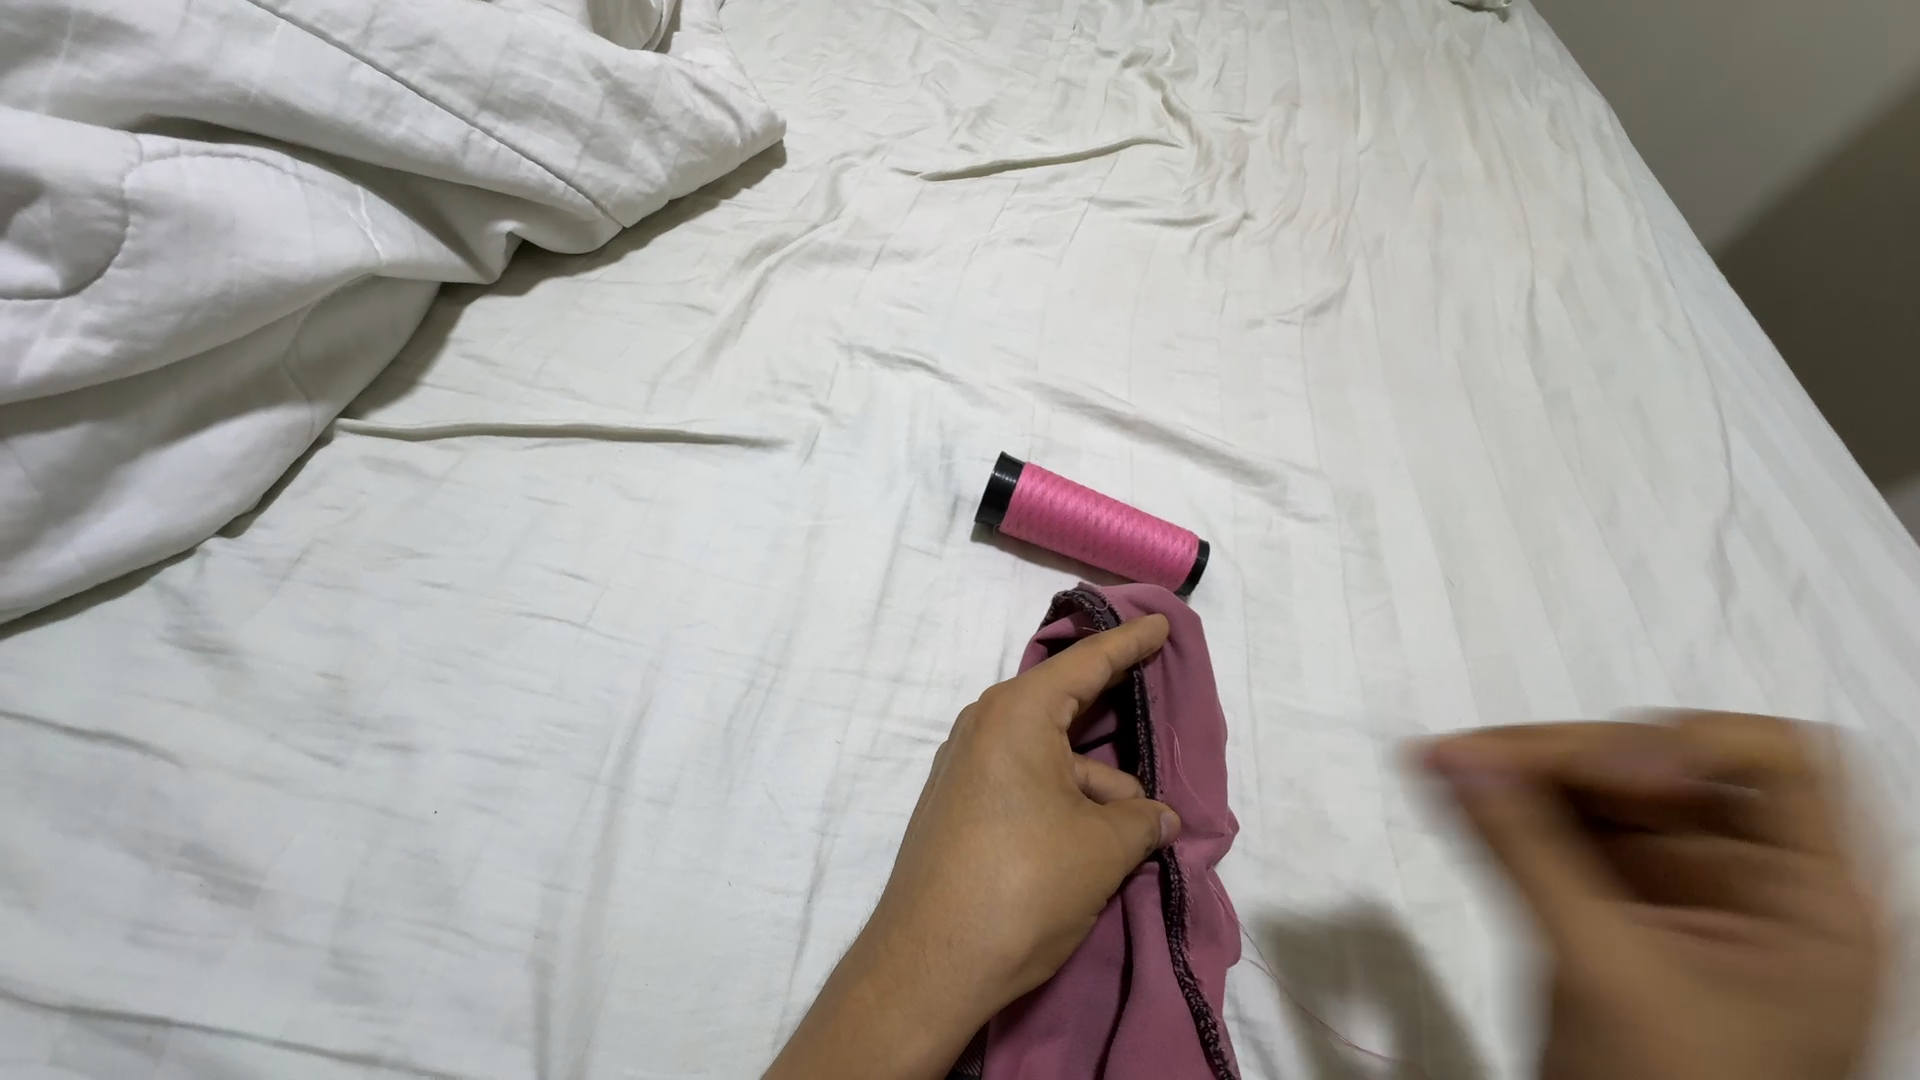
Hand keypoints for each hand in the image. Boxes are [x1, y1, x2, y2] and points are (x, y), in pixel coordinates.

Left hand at [766, 615, 1181, 1079]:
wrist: (928, 964)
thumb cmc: (1023, 884)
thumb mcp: (1102, 848)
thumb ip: (1142, 820)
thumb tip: (1160, 817)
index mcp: (1016, 712)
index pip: (1086, 662)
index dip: (1129, 643)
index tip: (1159, 622)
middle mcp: (985, 726)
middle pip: (1067, 710)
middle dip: (1116, 724)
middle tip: (1160, 724)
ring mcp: (966, 767)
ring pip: (1052, 759)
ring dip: (1097, 787)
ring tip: (1139, 833)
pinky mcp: (959, 806)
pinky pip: (1027, 785)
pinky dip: (1064, 804)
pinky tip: (1095, 846)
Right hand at [1420, 713, 1884, 1079]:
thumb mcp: (1600, 964)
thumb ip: (1523, 846)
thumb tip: (1453, 755)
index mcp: (1798, 895)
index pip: (1773, 762)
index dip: (1685, 745)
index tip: (1602, 774)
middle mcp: (1736, 876)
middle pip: (1651, 765)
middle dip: (1557, 755)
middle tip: (1468, 755)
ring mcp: (1663, 887)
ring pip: (1589, 789)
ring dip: (1513, 769)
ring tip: (1436, 761)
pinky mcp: (1600, 900)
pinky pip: (1547, 826)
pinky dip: (1496, 802)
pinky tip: (1442, 784)